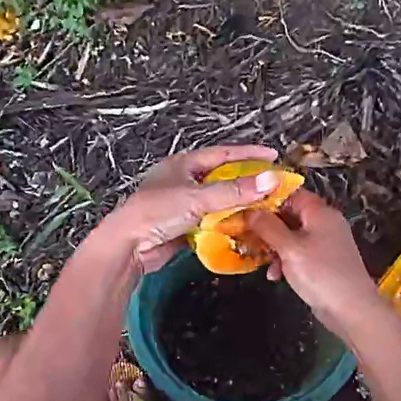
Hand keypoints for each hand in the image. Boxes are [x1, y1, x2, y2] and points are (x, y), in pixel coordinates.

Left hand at [97, 145, 281, 272]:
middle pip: (221, 178)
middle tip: (272, 185)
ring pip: (217, 201)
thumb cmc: (156, 212)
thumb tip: (270, 180)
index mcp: (183, 164)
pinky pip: (210, 221)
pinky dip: (226, 224)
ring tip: (264, 207)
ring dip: (237, 205)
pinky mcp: (182, 226)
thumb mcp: (198, 198)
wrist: (128, 245)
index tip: (273, 156)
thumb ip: (235, 191)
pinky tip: (244, 227)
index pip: (223, 154)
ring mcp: (182, 204)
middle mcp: (183, 181)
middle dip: (246, 182)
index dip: (249, 154)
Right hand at [246, 191, 390, 339]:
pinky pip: (300, 253)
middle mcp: (325, 223)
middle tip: (247, 236)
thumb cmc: (320, 274)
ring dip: (274, 247)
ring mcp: (326, 243)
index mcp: (320, 213)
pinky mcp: (324, 261)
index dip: (268, 199)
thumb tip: (250, 210)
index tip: (247, 209)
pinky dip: (286, 260)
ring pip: (292, 236)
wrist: (352, 309)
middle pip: (290, 215)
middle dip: (268, 227)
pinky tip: (276, 275)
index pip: (292, 194)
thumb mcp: (289, 248)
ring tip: (261, 261)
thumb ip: (268, 227)